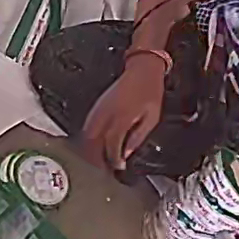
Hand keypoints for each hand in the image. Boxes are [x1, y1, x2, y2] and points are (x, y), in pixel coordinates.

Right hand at [82, 57, 165, 171]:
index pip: (112, 145)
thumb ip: (137, 137)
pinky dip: (88, 137)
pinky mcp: (97, 105)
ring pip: (87, 134)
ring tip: (97, 159)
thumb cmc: (149, 91)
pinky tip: (93, 143)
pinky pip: (87, 125)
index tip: (117, 167)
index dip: (113, 159)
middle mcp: (106, 114)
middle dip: (97, 158)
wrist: (142, 70)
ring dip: (90, 148)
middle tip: (103, 169)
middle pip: (93, 142)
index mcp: (121, 118)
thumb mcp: (151, 118)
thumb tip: (126, 153)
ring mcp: (99, 109)